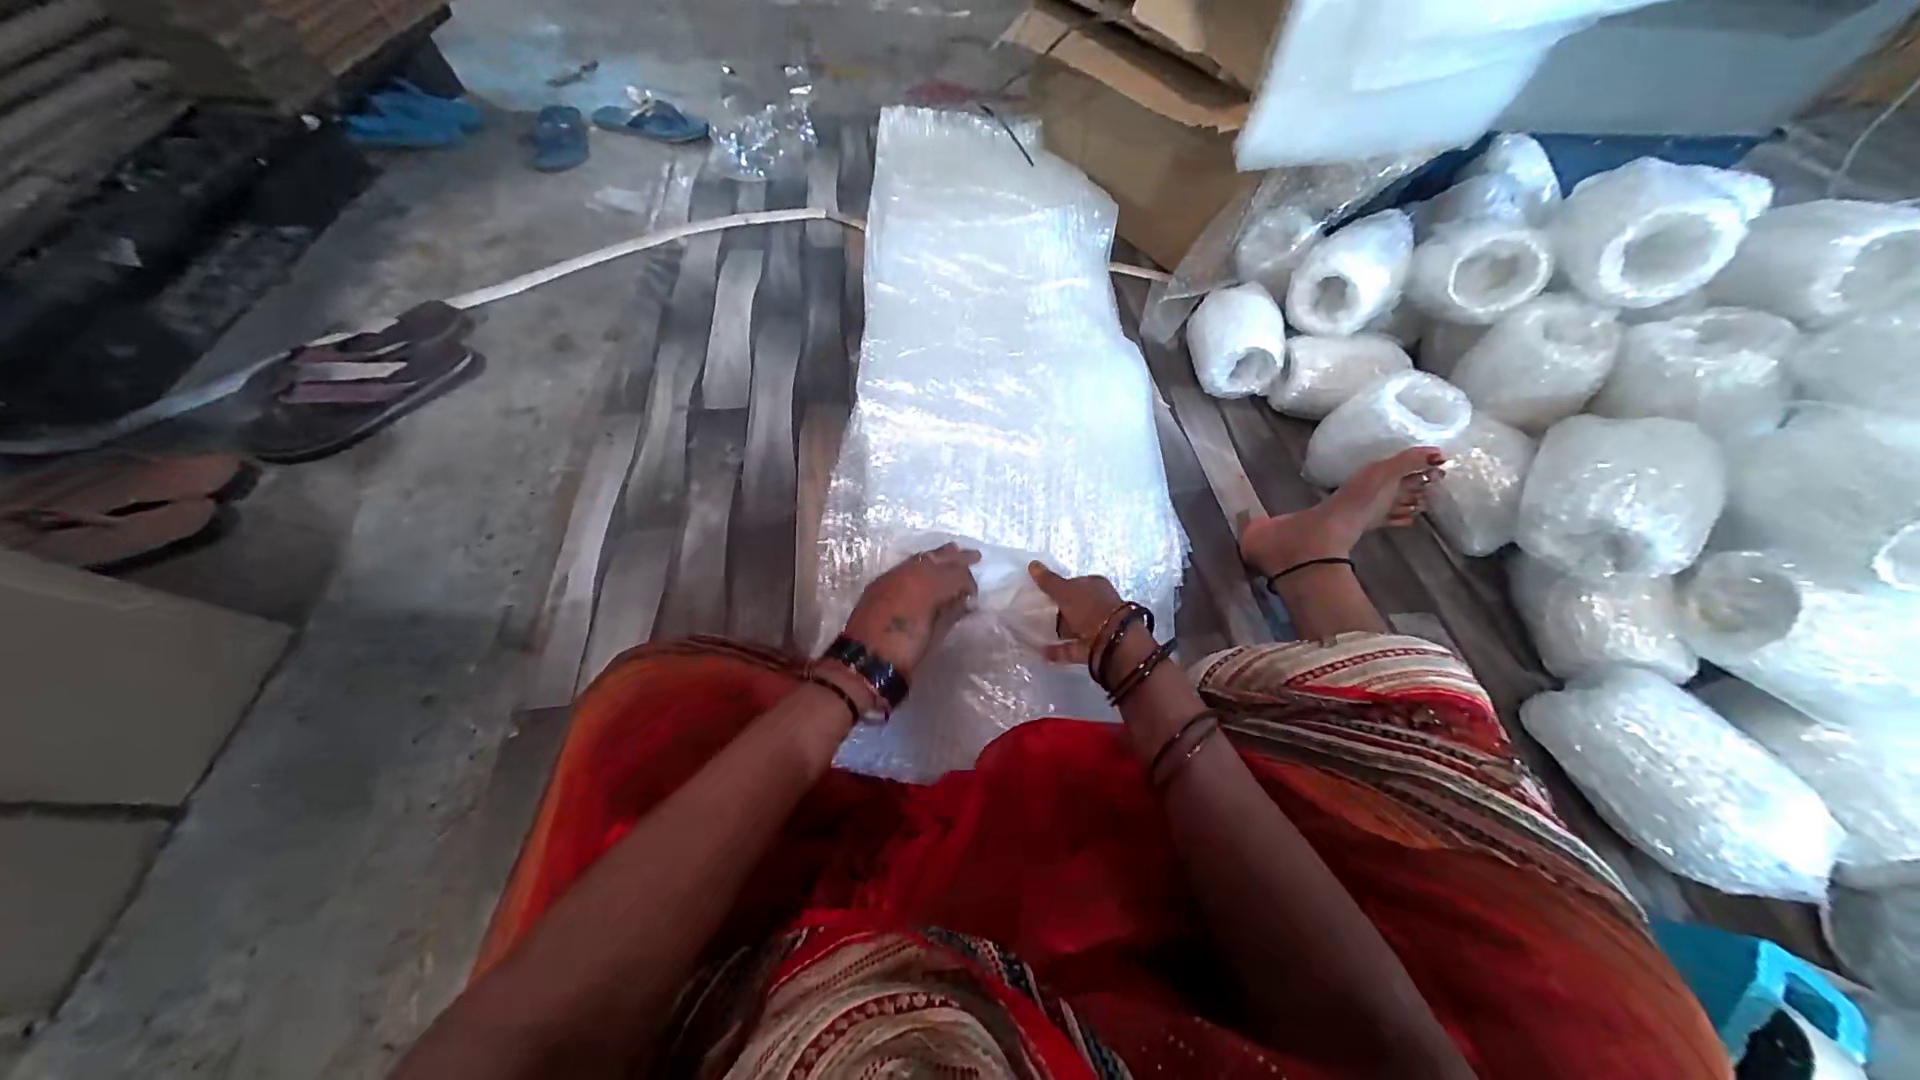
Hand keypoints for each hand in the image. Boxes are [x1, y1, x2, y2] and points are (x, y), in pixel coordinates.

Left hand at [840, 542, 981, 676]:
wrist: (866, 661)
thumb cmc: (907, 652)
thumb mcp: (937, 633)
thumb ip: (951, 611)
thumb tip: (963, 600)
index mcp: (928, 586)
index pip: (957, 574)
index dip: (969, 583)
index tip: (974, 596)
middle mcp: (911, 573)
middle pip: (939, 558)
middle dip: (957, 558)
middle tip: (975, 556)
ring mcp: (892, 576)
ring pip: (920, 558)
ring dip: (938, 557)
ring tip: (952, 552)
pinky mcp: (880, 583)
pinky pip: (905, 566)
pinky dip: (919, 565)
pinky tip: (925, 568)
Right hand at [1026, 562, 1127, 665]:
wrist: (1111, 641)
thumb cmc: (1089, 608)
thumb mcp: (1065, 591)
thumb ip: (1049, 581)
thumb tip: (1032, 563)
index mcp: (1096, 586)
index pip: (1075, 583)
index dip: (1059, 587)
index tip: (1042, 593)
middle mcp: (1099, 605)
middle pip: (1075, 605)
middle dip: (1060, 610)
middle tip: (1037, 613)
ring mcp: (1097, 627)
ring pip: (1074, 626)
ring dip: (1059, 630)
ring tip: (1037, 633)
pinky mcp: (1092, 647)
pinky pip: (1071, 646)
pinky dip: (1058, 649)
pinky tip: (1042, 651)